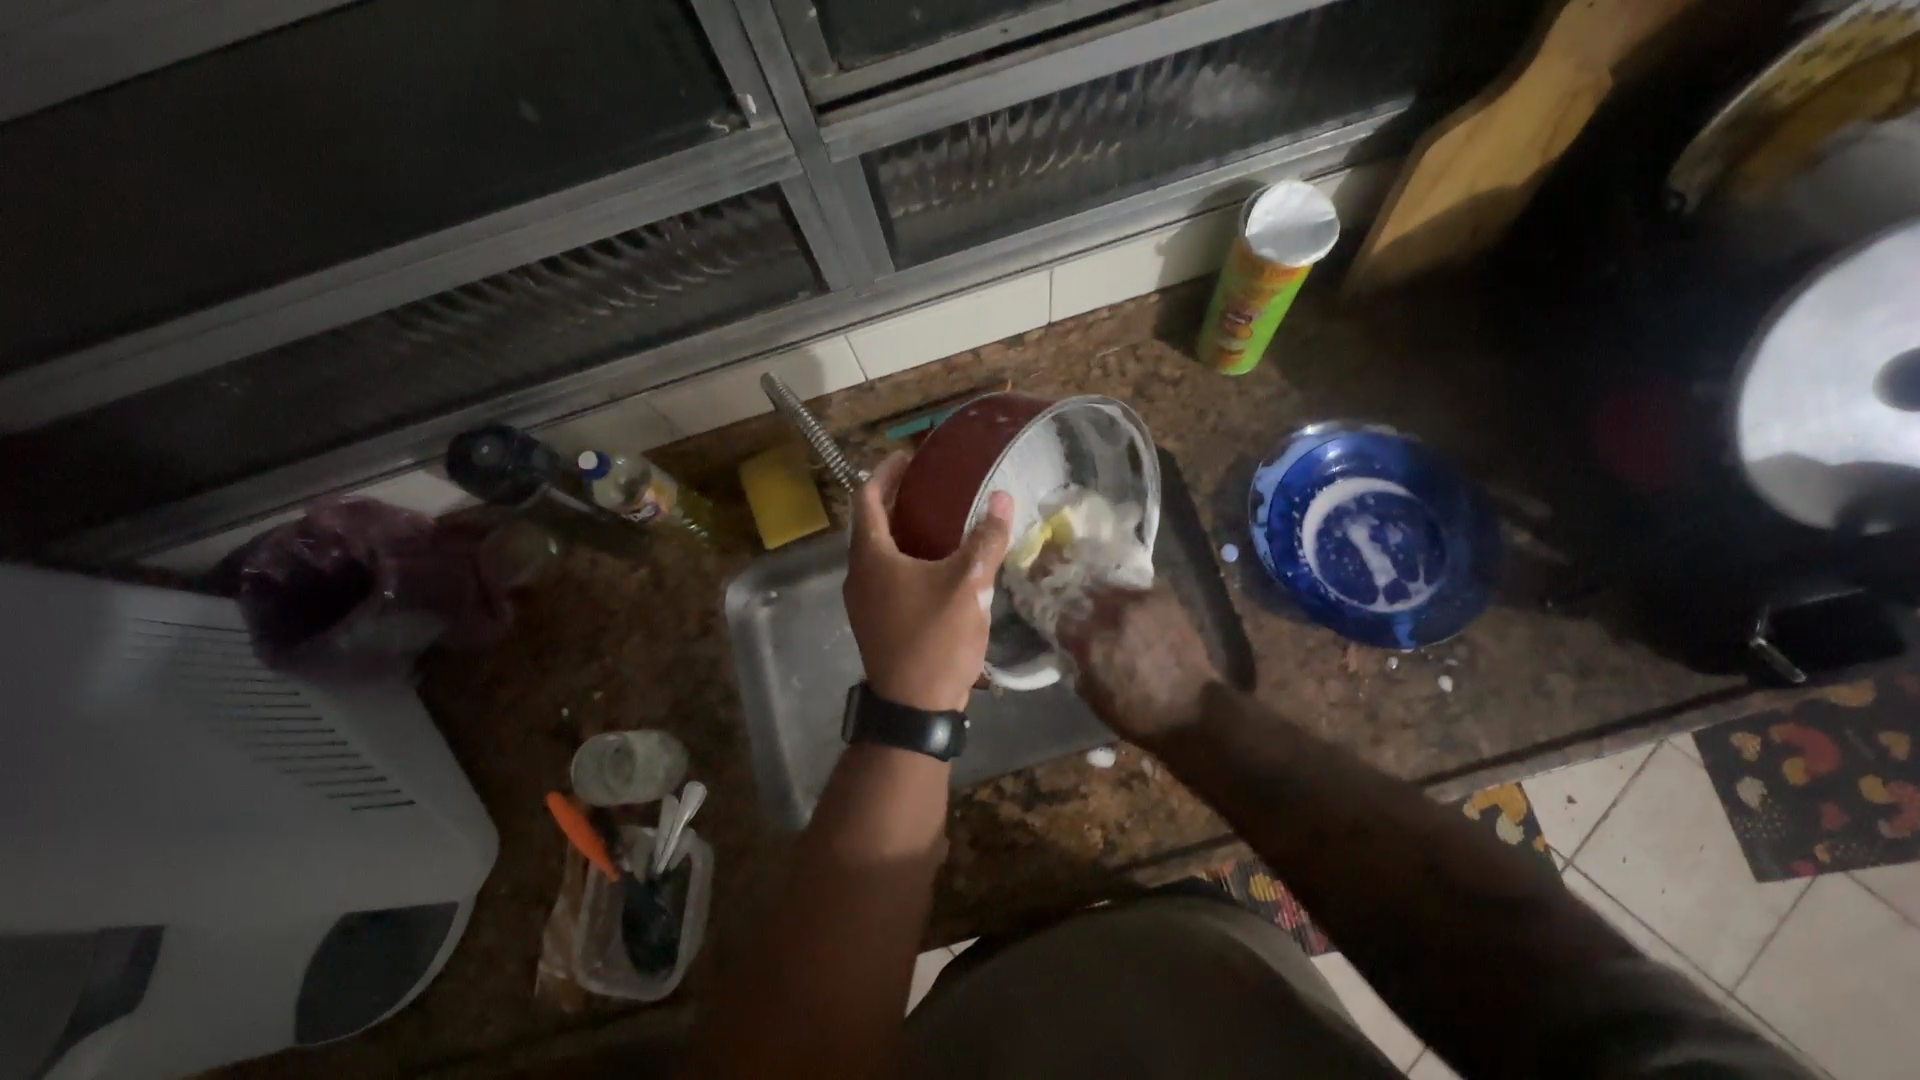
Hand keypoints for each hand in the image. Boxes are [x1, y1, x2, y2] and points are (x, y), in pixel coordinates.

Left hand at [844, 452, 1013, 712]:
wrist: (914, 707)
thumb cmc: (934, 639)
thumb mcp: (967, 585)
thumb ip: (986, 539)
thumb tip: (1003, 498)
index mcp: (870, 556)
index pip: (866, 498)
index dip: (886, 472)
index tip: (910, 457)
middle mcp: (859, 574)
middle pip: (873, 523)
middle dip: (899, 498)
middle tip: (933, 481)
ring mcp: (866, 601)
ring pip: (882, 551)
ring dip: (906, 529)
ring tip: (942, 516)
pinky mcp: (880, 621)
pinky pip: (890, 575)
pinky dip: (910, 557)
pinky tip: (942, 562)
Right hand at [1055, 585, 1218, 743]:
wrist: (1193, 712)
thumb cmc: (1139, 715)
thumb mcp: (1095, 699)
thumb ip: (1079, 667)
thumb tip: (1073, 651)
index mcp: (1091, 641)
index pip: (1062, 619)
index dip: (1062, 625)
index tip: (1065, 630)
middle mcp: (1112, 614)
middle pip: (1085, 594)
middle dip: (1083, 605)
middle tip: (1086, 614)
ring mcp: (1140, 602)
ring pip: (1113, 587)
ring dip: (1109, 597)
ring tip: (1111, 606)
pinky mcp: (1165, 599)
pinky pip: (1141, 588)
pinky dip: (1135, 595)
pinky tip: (1136, 605)